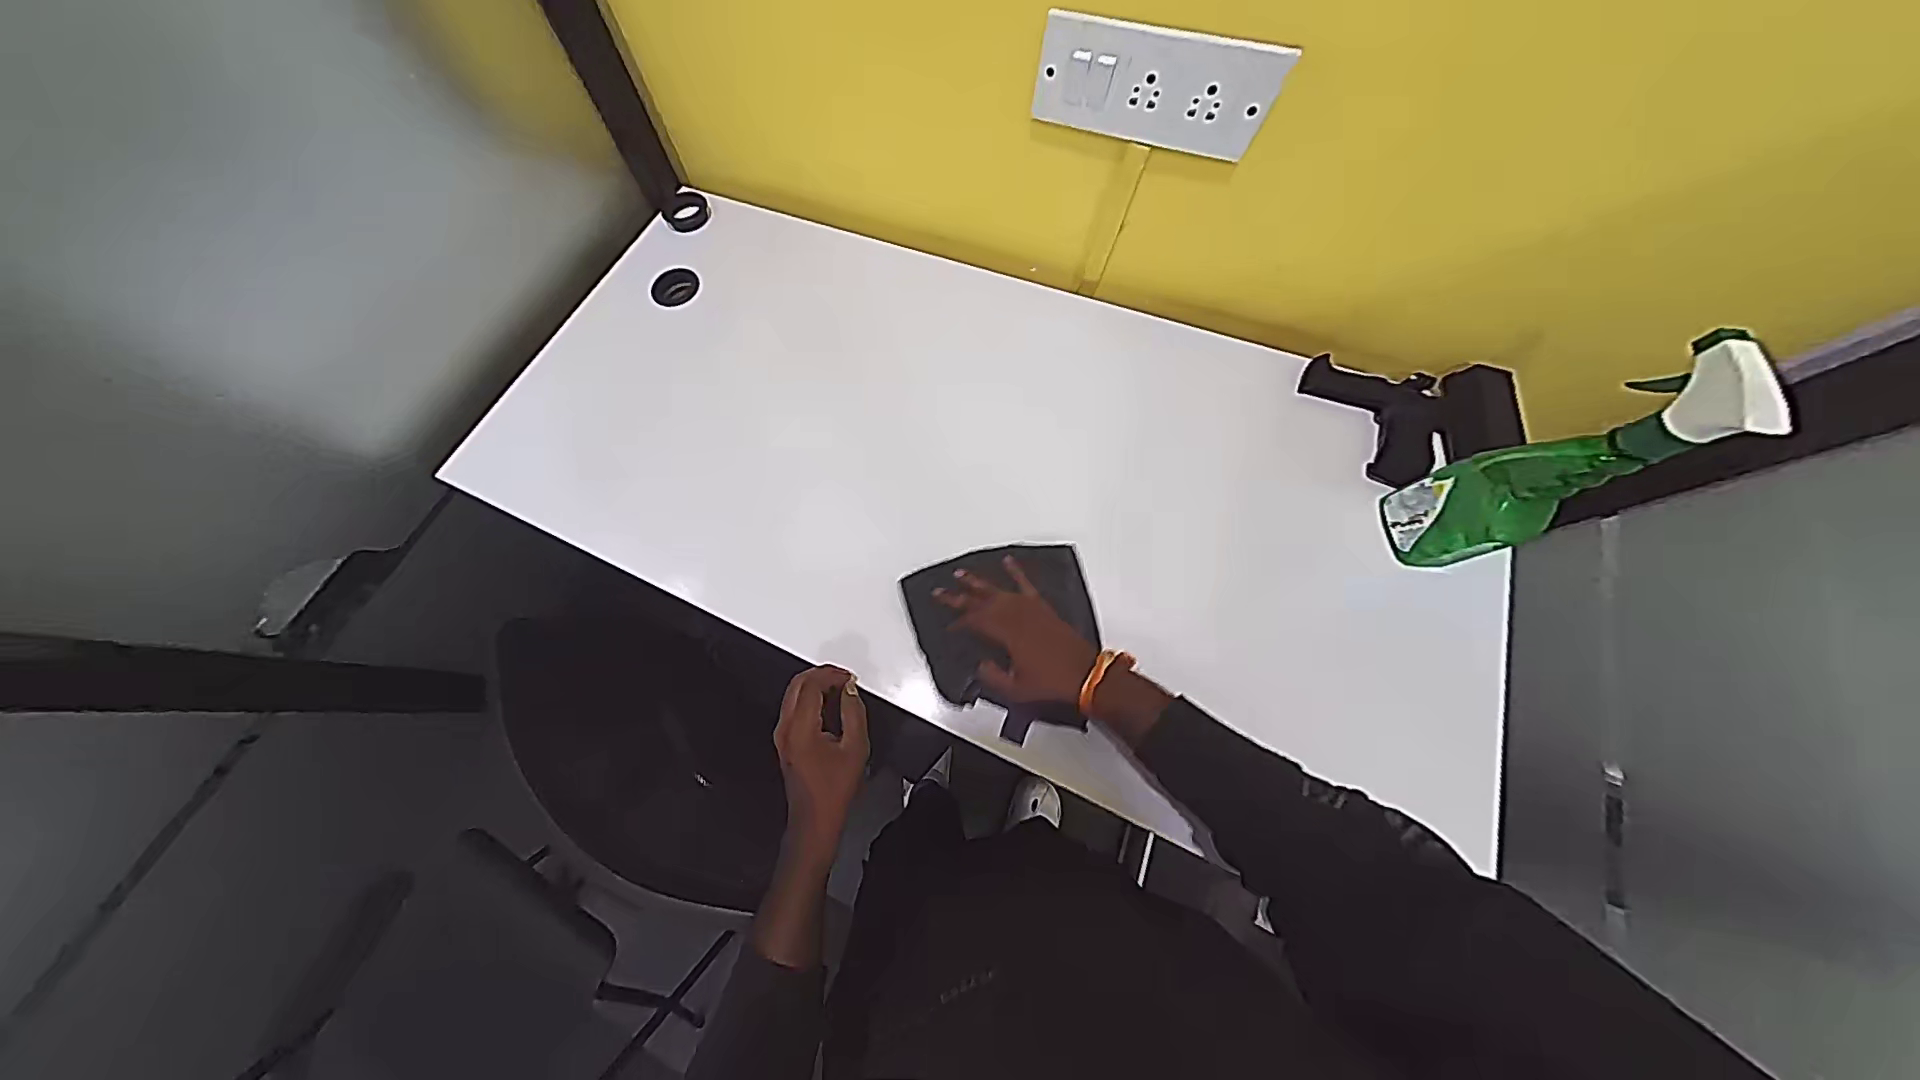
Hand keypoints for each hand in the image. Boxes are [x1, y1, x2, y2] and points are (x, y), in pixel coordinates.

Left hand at [773, 665, 869, 855]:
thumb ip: (854, 713)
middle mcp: (786, 730)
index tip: (848, 678)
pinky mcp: (785, 741)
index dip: (831, 674)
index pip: (811, 685)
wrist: (816, 819)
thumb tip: (850, 691)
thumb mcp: (856, 748)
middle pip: (797, 684)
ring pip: (793, 694)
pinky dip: (811, 698)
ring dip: (815, 685)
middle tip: (843, 677)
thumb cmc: (833, 792)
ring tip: (839, 688)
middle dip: (821, 674)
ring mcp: (782, 736)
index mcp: (800, 729)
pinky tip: (829, 704)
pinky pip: (794, 708)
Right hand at [933, 556, 1098, 705]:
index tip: (950, 627)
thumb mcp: (1015, 689)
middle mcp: (1017, 616)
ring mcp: (1030, 609)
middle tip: (940, 592)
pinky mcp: (1043, 607)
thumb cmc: (1052, 682)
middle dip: (958, 597)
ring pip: (998, 590)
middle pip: (981, 602)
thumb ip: (992, 676)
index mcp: (1008, 634)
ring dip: (978, 582)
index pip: (975, 622)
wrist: (1085, 675)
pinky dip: (1015, 571)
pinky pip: (1026, 584)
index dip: (959, 623)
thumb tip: (981, 664)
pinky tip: (1007, 562)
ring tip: (961, 574)